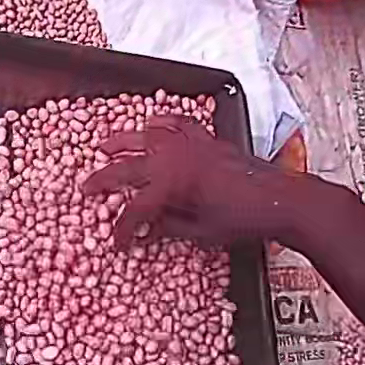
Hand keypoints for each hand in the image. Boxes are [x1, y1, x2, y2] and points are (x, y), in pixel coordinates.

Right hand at [82, 115, 338, 248]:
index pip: (133, 209)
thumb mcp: (200, 232)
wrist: (280, 199)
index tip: (117, 244)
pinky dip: (164, 121)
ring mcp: (189, 145)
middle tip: (85, 188)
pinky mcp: (205, 139)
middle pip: (126, 168)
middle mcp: (173, 160)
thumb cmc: (241, 220)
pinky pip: (178, 123)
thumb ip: (167, 227)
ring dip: (121, 141)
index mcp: (169, 186)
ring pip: (145, 137)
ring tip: (104, 146)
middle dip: (103, 180)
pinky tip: (152, 121)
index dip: (121, 229)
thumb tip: (146, 230)